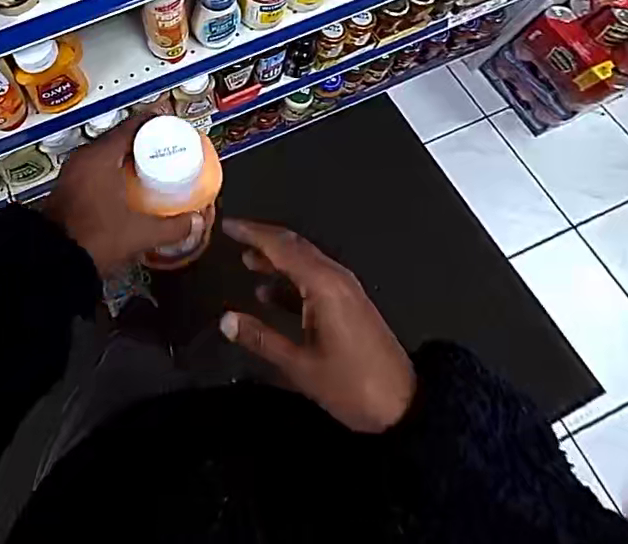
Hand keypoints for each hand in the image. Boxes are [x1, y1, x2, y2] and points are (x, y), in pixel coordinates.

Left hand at [42, 115, 199, 275]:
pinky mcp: (68, 188)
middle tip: (170, 147)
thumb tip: (196, 221)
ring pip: (108, 154)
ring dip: (129, 156)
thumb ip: (171, 227)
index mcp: (101, 156)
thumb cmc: (95, 238)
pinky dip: (116, 169)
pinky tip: (131, 184)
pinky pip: (98, 167)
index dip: (156, 122)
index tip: (175, 125)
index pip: (133, 126)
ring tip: (155, 165)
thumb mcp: (139, 234)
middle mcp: (84, 157)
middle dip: (146, 141)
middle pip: (121, 138)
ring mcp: (73, 172)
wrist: (49, 265)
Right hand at [217, 218, 415, 432]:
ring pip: (304, 260)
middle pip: (294, 246)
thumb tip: (226, 320)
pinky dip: (290, 278)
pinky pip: (313, 277)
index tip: (227, 225)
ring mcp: (344, 287)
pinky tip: (267, 293)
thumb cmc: (350, 385)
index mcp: (323, 284)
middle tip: (233, 235)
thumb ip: (262, 339)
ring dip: (275, 257)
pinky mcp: (348, 301)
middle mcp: (334, 276)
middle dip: (262, 238)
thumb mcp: (301, 366)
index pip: (281, 247)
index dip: (252, 233)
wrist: (401, 404)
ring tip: (245, 259)